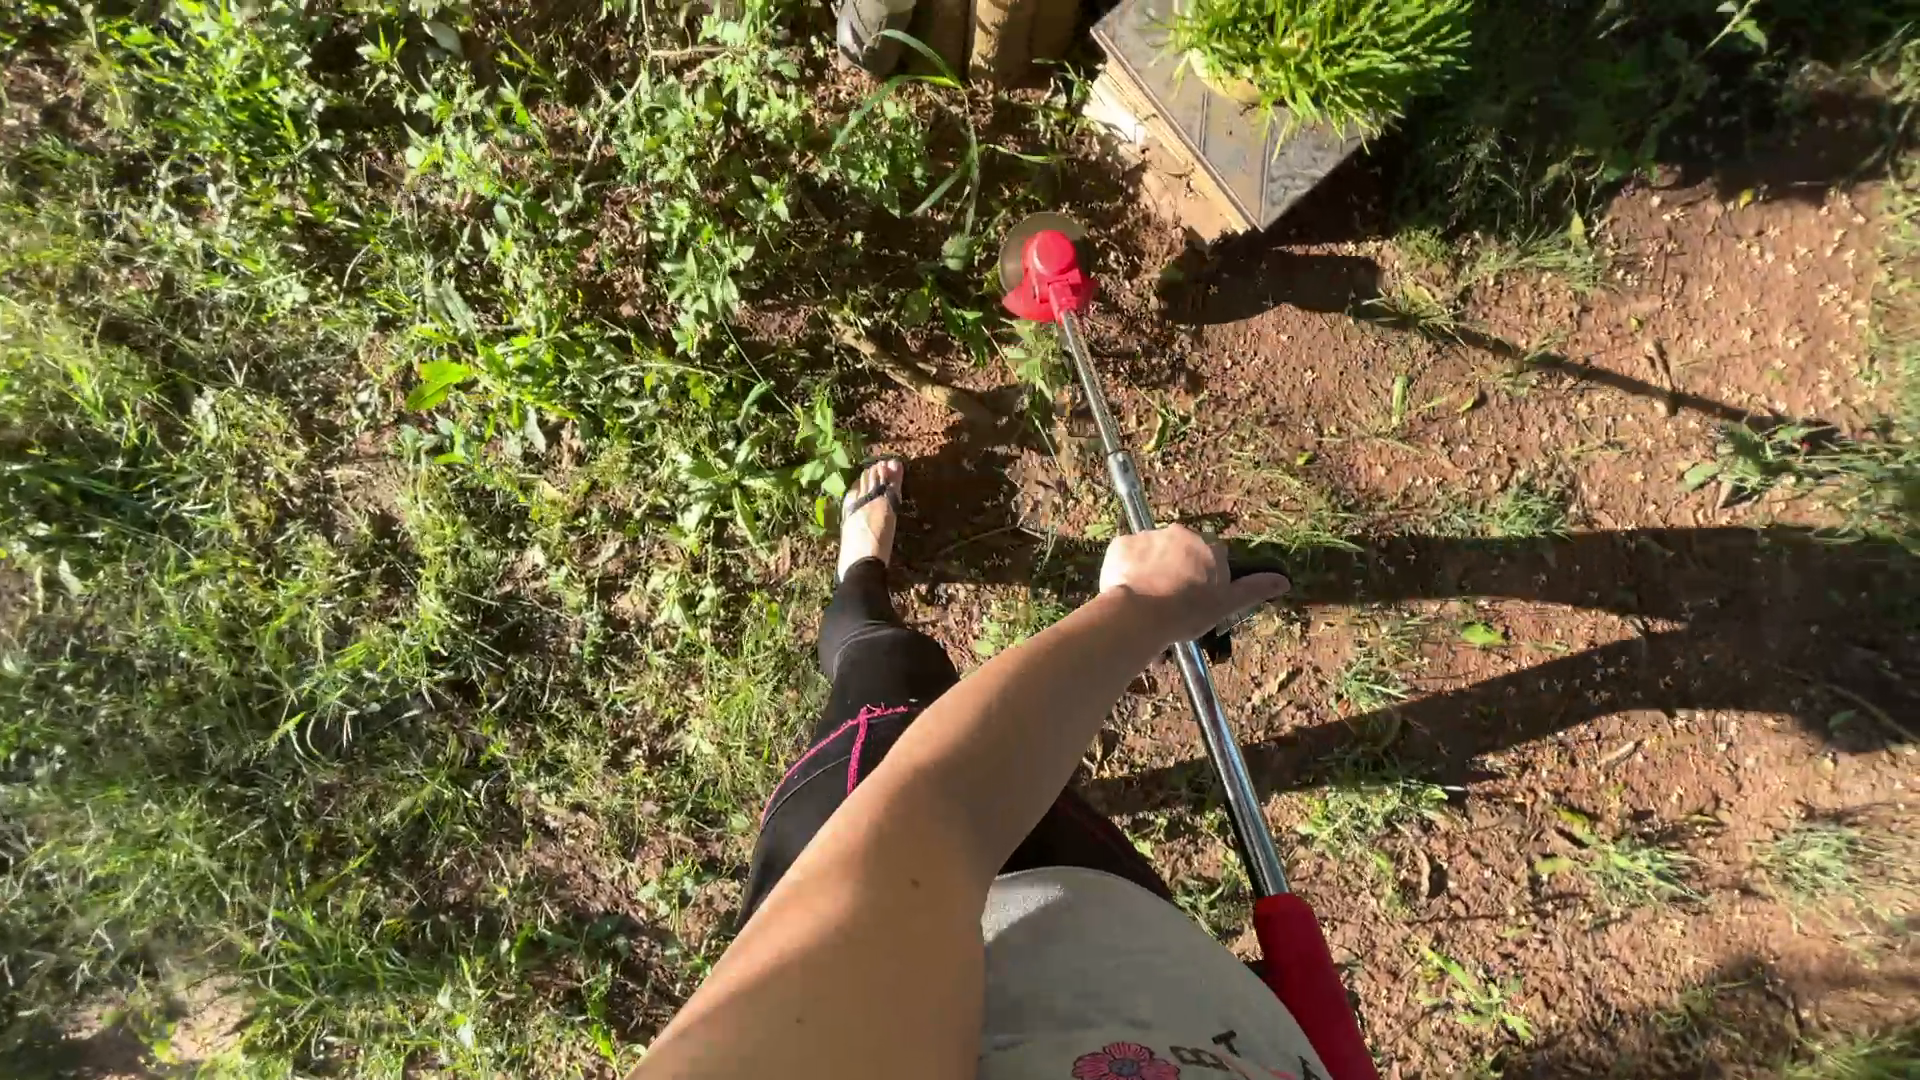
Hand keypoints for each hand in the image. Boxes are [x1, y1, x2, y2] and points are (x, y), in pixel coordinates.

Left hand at [1097, 525, 1289, 645]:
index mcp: (1208, 548)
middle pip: (1180, 550)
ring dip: (1150, 568)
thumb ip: (1252, 589)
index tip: (1194, 596)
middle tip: (1168, 598)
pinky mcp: (1122, 544)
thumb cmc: (1186, 613)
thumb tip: (1283, 581)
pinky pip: (1125, 553)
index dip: (1203, 576)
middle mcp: (1181, 534)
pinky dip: (1126, 567)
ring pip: (1151, 551)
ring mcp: (1149, 536)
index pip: (1211, 557)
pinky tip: (1127, 588)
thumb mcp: (1225, 604)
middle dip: (1176, 569)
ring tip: (1145, 598)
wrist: (1140, 614)